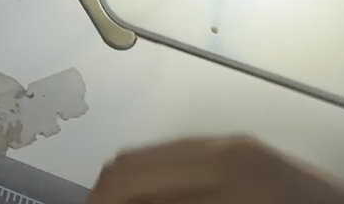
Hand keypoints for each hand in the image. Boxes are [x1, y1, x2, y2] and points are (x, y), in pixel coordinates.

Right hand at [88, 137, 343, 203]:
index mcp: (226, 184)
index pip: (131, 189)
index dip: (101, 203)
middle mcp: (224, 154)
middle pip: (128, 166)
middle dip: (105, 194)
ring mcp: (234, 145)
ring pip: (147, 155)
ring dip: (125, 187)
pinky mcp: (243, 147)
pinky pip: (175, 153)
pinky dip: (153, 179)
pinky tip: (155, 200)